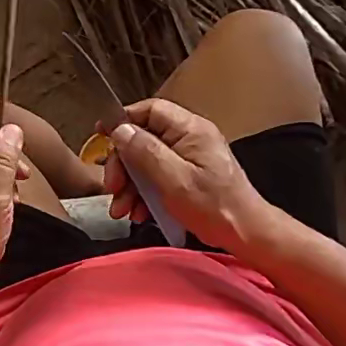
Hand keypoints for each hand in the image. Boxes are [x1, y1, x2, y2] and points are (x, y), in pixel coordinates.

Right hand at [103, 98, 273, 251]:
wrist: (244, 234)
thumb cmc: (213, 205)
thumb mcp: (173, 178)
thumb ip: (144, 151)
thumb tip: (120, 130)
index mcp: (190, 130)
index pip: (149, 111)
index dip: (123, 120)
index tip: (101, 135)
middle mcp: (189, 139)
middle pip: (143, 140)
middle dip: (123, 166)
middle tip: (112, 188)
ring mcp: (188, 160)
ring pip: (146, 163)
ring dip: (130, 186)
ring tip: (122, 210)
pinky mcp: (187, 179)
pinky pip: (157, 179)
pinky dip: (144, 195)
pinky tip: (138, 214)